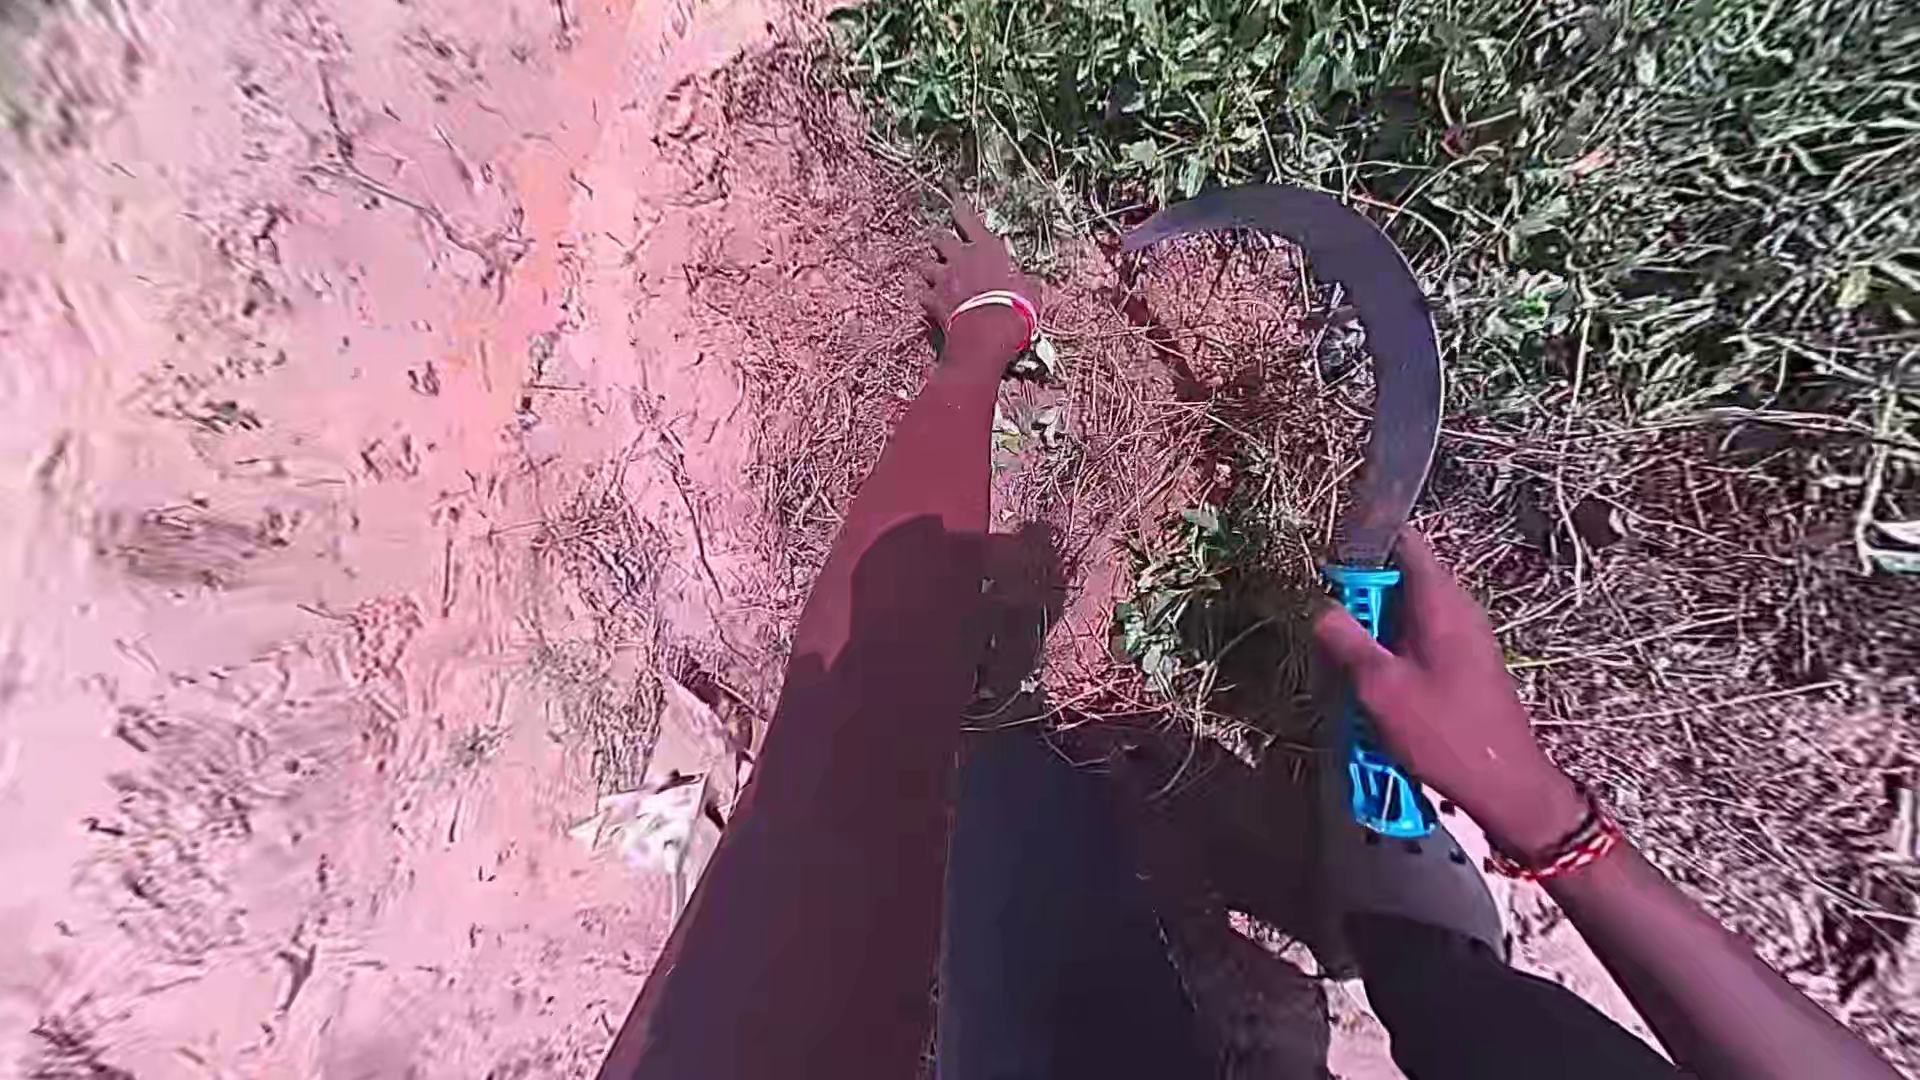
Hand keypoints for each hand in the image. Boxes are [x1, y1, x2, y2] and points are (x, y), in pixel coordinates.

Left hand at [917, 185, 1039, 357]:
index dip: (960, 212)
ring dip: (929, 269)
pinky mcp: (932, 301)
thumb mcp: (1030, 292)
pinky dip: (925, 297)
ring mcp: (942, 279)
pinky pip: (922, 295)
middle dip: (940, 241)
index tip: (957, 210)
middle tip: (943, 245)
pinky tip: (928, 302)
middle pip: (939, 238)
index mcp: (985, 248)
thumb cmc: (1014, 309)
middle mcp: (959, 257)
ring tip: (932, 274)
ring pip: (925, 264)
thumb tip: (1032, 284)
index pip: (966, 218)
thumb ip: (1026, 282)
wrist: (988, 334)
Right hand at [1313, 529, 1585, 855]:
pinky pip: (1412, 631)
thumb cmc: (1442, 731)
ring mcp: (1461, 635)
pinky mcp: (1459, 659)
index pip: (1406, 544)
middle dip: (1359, 588)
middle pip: (1399, 575)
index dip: (1365, 540)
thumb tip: (1321, 607)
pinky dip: (1385, 639)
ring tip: (1341, 644)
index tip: (1327, 555)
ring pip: (1403, 606)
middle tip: (1326, 613)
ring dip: (1369, 618)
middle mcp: (1456, 610)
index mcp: (1440, 603)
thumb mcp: (1379, 685)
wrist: (1505, 787)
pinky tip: (1367, 669)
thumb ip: (1345, 638)